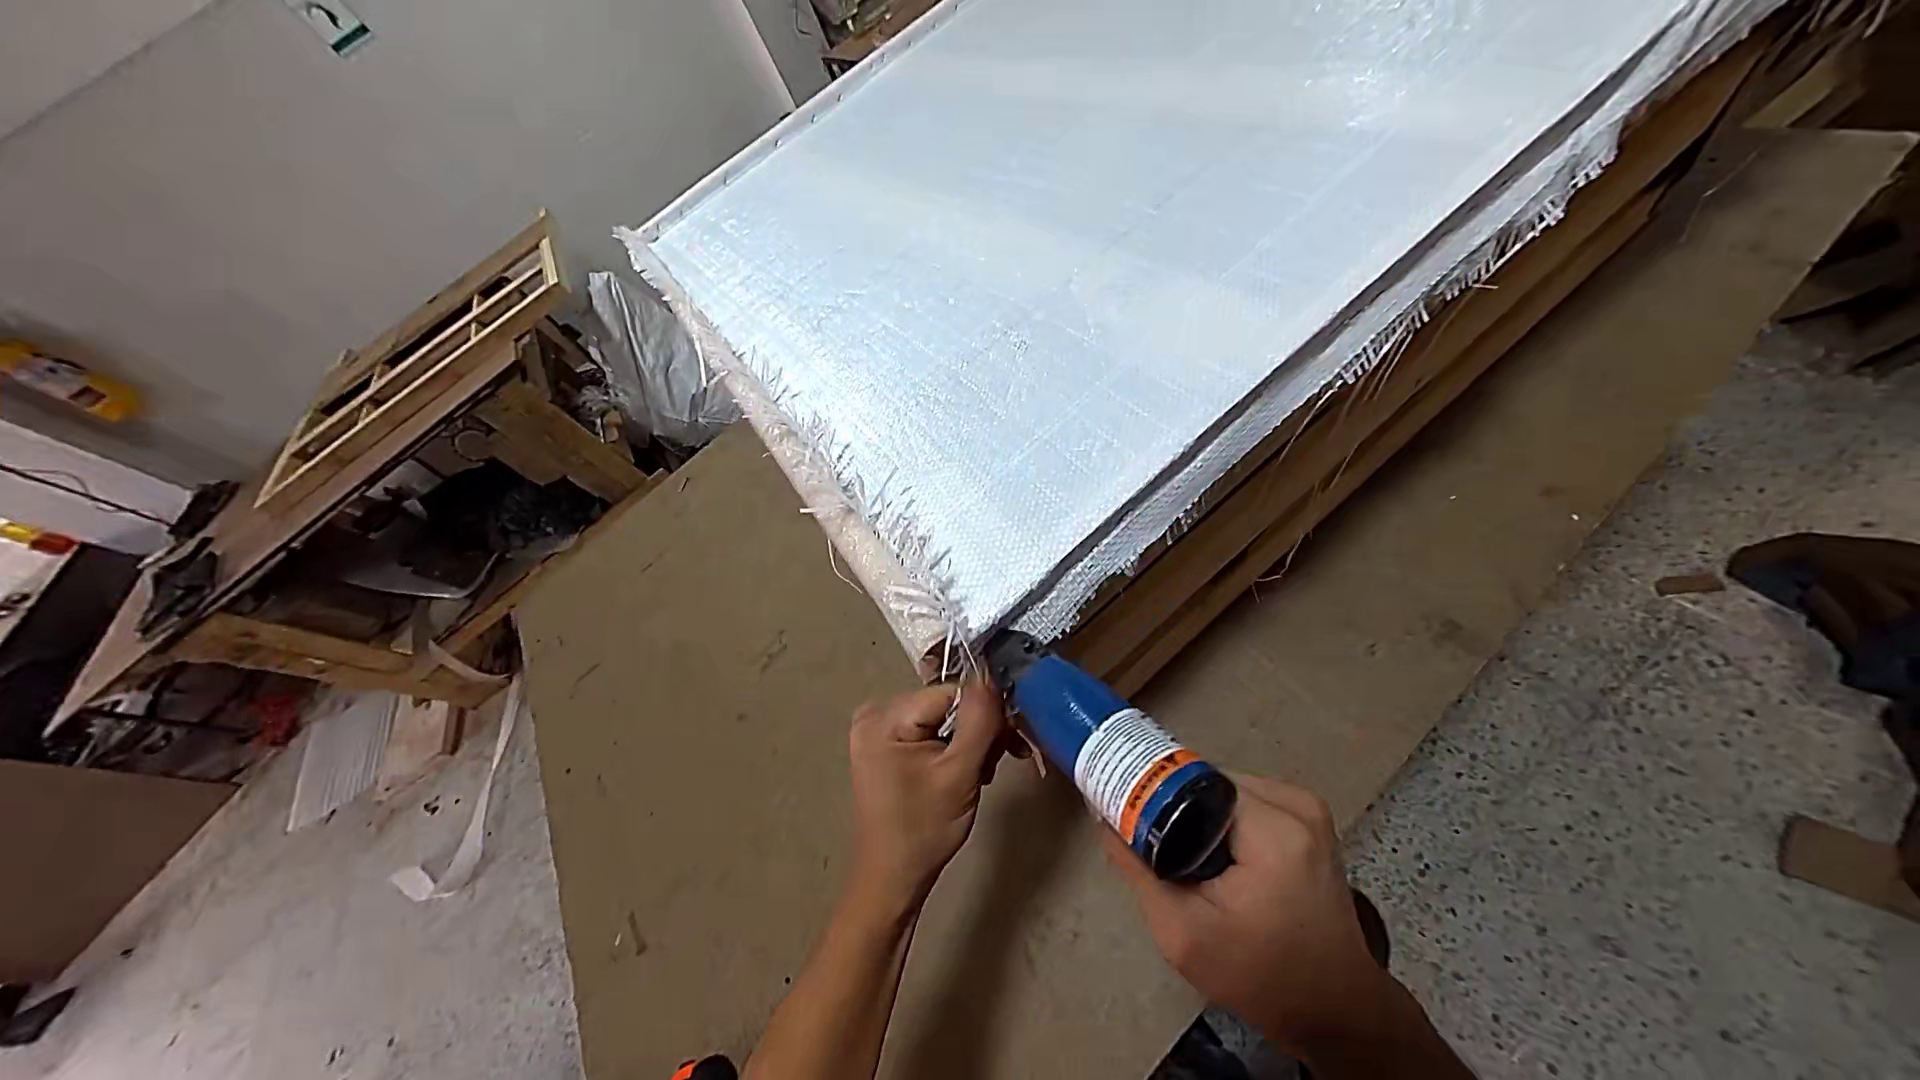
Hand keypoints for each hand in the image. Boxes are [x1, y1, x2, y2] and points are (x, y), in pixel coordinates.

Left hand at [848, 679, 1005, 907]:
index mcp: (884, 717)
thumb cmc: (925, 829)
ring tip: (980, 774)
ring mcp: (877, 730)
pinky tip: (963, 772)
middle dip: (979, 730)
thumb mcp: (959, 773)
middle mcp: (875, 714)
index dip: (985, 712)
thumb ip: (979, 720)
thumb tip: (991, 676)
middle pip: (946, 704)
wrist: (895, 877)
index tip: (1010, 739)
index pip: (950, 692)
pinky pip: (930, 731)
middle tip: (998, 762)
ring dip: (970, 741)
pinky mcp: (885, 745)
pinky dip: (952, 747)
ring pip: (943, 718)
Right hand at [1100, 774, 1397, 1056]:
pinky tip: (1214, 854)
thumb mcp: (1180, 931)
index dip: (1155, 793)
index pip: (1194, 780)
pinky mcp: (1311, 821)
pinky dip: (1224, 819)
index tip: (1128, 814)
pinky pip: (1248, 800)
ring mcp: (1308, 809)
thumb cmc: (1259, 975)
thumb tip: (1104, 816)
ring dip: (1201, 813)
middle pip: (1211, 782)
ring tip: (1182, 852)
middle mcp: (1296, 804)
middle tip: (1152, 840)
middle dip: (1177, 806)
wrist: (1334, 1011)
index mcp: (1273, 826)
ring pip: (1227, 788)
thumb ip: (1137, 868)